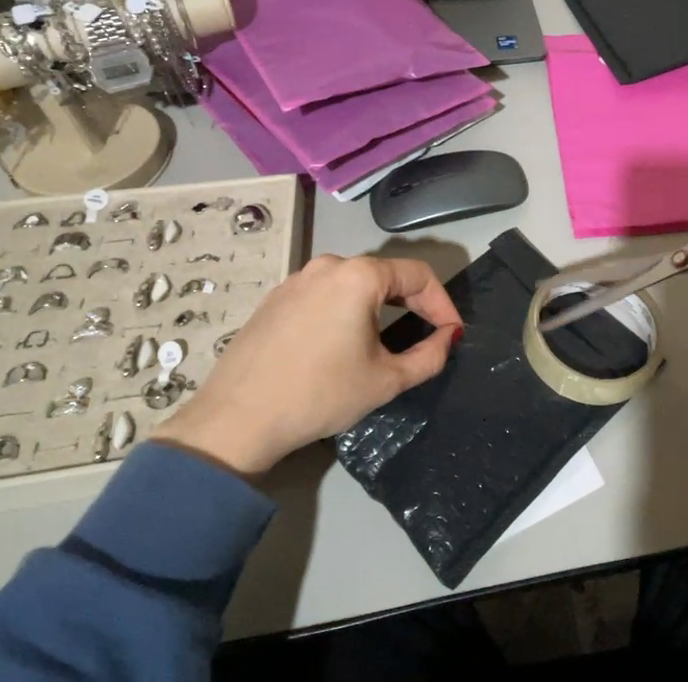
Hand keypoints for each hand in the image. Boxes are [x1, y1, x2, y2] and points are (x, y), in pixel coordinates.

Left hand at [152, 255, 462, 475]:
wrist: (236, 421)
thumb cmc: (319, 394)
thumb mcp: (386, 380)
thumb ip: (429, 355)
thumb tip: (448, 338)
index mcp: (359, 276)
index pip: (418, 276)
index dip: (442, 304)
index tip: (452, 334)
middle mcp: (327, 266)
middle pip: (385, 275)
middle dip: (412, 304)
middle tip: (427, 335)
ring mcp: (296, 281)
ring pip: (353, 285)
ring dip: (378, 308)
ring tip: (387, 342)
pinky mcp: (274, 300)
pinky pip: (324, 296)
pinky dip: (345, 313)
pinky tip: (343, 345)